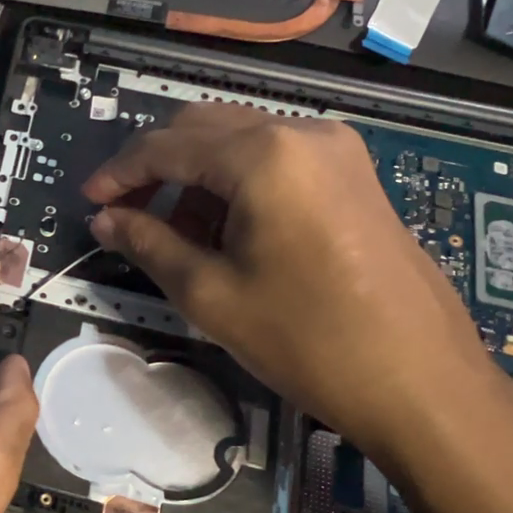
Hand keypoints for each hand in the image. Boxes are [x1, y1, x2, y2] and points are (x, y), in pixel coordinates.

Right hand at [80, 105, 512, 473]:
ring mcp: (337, 151)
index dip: (119, 172)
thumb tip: (105, 219)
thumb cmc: (308, 340)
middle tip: (122, 212)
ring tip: (172, 232)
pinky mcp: (355, 176)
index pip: (166, 146)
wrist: (423, 384)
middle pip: (203, 128)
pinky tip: (224, 229)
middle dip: (155, 166)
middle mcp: (302, 133)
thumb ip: (148, 243)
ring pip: (240, 141)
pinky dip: (235, 182)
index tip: (89, 201)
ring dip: (194, 175)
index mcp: (264, 155)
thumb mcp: (210, 294)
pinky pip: (276, 159)